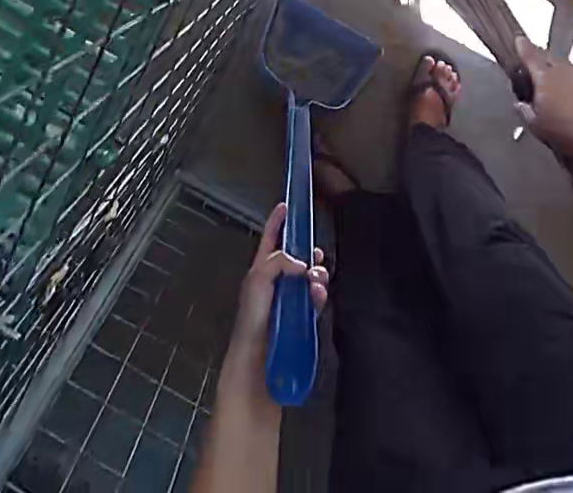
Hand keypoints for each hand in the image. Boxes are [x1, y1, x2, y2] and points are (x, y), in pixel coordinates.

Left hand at [220, 203, 326, 402]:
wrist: (257, 368)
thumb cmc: (252, 322)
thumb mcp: (258, 281)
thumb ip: (278, 262)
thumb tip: (302, 263)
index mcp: (259, 273)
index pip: (269, 240)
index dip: (277, 223)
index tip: (287, 205)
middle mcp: (274, 284)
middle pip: (295, 258)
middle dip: (308, 252)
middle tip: (317, 254)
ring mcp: (288, 302)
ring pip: (309, 278)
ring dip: (317, 274)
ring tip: (317, 280)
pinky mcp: (301, 320)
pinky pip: (315, 300)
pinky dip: (319, 295)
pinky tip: (319, 296)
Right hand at [514, 36, 572, 181]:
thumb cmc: (572, 134)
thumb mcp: (540, 129)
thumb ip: (527, 113)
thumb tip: (521, 104)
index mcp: (546, 77)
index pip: (530, 56)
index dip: (523, 48)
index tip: (519, 39)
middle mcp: (569, 70)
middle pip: (552, 63)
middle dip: (545, 69)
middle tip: (540, 83)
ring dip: (567, 84)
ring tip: (567, 106)